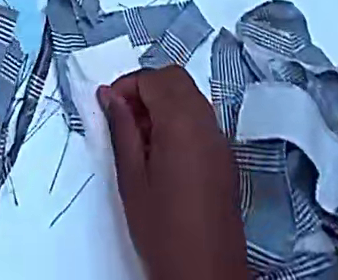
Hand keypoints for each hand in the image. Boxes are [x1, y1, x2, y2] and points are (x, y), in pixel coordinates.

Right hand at [99, 67, 251, 279]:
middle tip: (125, 116)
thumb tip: (110, 96)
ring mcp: (221, 142)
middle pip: (176, 79)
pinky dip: (179, 119)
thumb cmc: (163, 230)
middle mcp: (206, 125)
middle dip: (146, 87)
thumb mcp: (131, 177)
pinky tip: (162, 152)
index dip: (127, 86)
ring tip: (140, 137)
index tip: (110, 107)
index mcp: (182, 124)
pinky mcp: (226, 160)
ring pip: (190, 96)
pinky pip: (201, 119)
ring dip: (163, 102)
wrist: (206, 279)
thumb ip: (121, 128)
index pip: (152, 78)